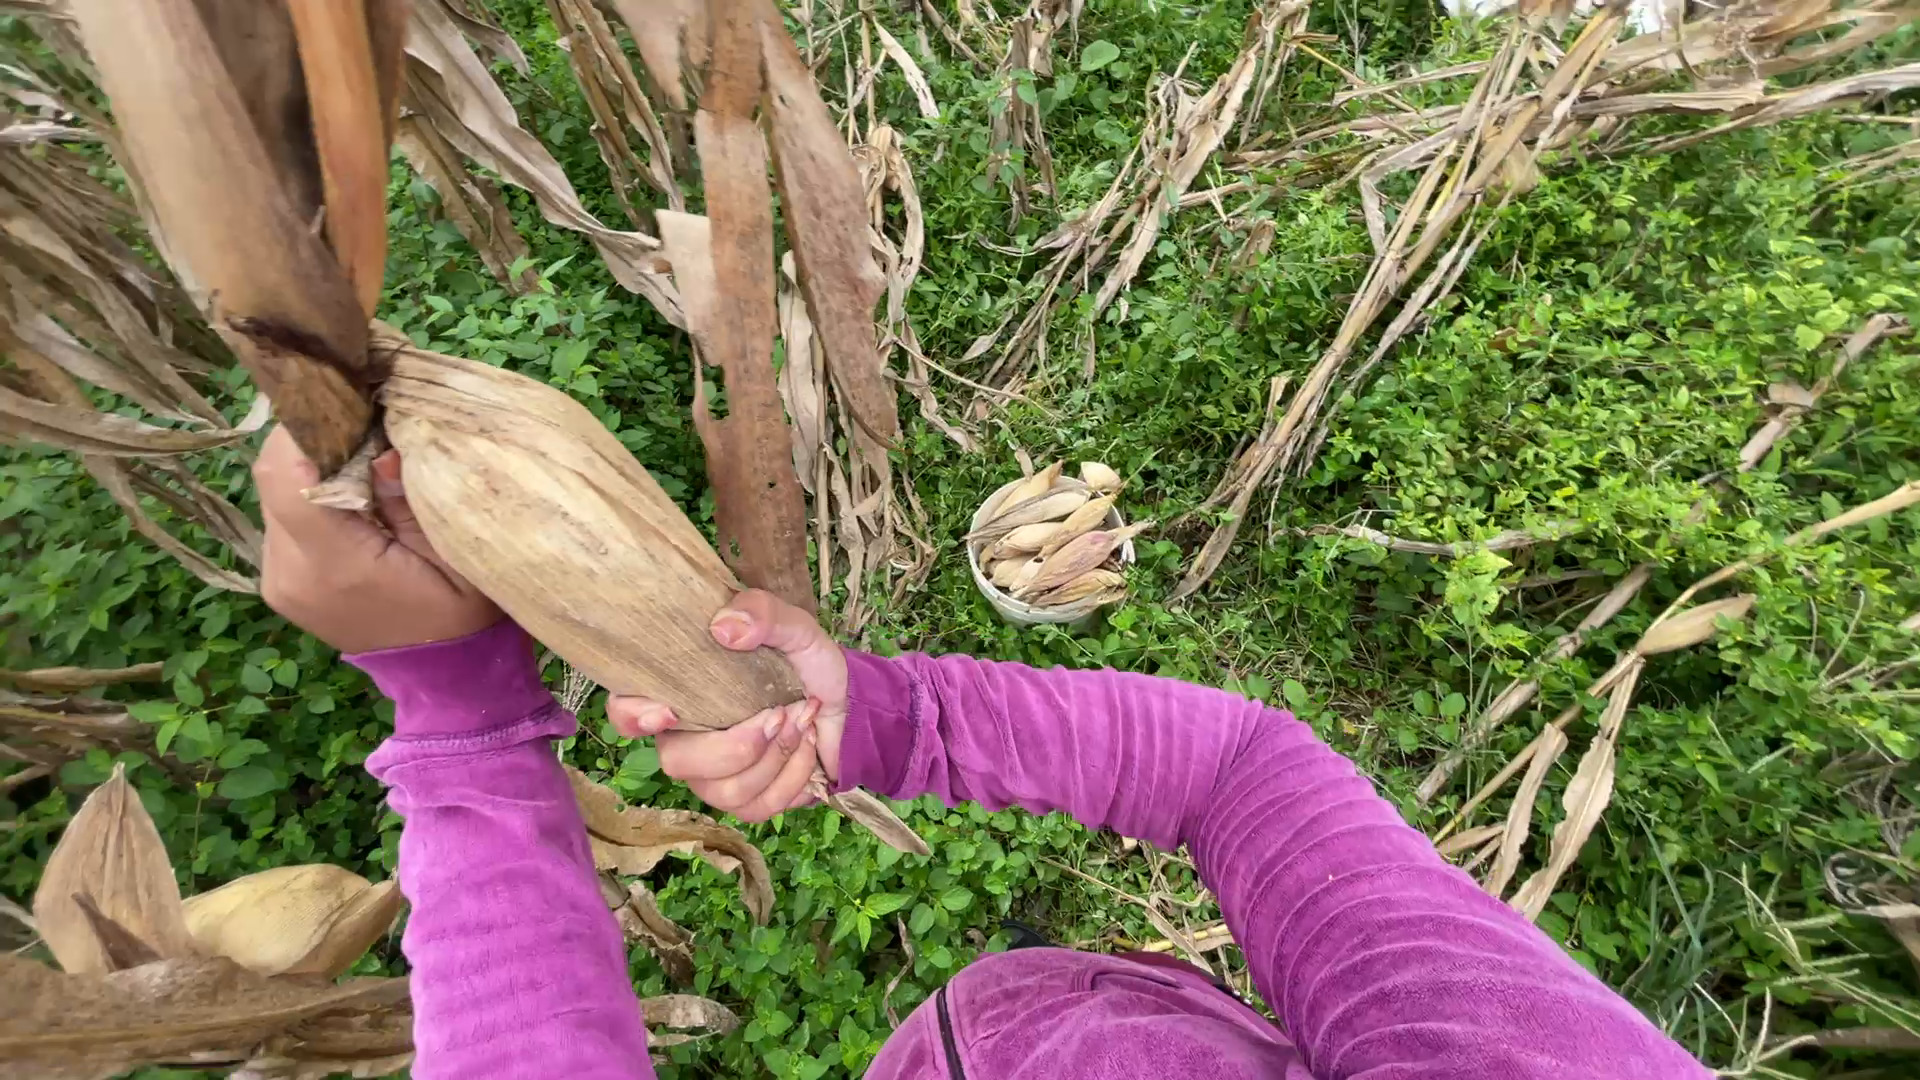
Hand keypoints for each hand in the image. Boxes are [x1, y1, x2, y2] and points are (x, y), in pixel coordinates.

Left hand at [252, 426, 501, 652]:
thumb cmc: (467, 619)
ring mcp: (278, 580)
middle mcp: (289, 571)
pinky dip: (314, 500)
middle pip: (274, 480)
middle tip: (368, 426)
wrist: (447, 675)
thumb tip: (383, 450)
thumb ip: (413, 506)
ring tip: (369, 465)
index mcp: (335, 564)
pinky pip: (285, 522)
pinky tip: (357, 503)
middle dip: (315, 443)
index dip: (306, 428)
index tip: (347, 401)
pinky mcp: (280, 582)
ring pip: (276, 497)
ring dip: (315, 471)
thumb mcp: (460, 561)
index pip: (286, 475)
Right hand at [607, 590, 846, 822]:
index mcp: (686, 693)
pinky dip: (795, 773)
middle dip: (737, 745)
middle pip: (678, 762)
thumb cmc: (808, 663)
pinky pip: (759, 807)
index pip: (628, 710)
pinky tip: (808, 743)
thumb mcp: (795, 626)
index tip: (665, 712)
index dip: (632, 716)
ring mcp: (715, 775)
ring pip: (724, 791)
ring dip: (776, 755)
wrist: (847, 701)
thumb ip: (763, 614)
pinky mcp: (749, 801)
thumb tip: (723, 628)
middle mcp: (689, 738)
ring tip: (802, 719)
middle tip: (779, 713)